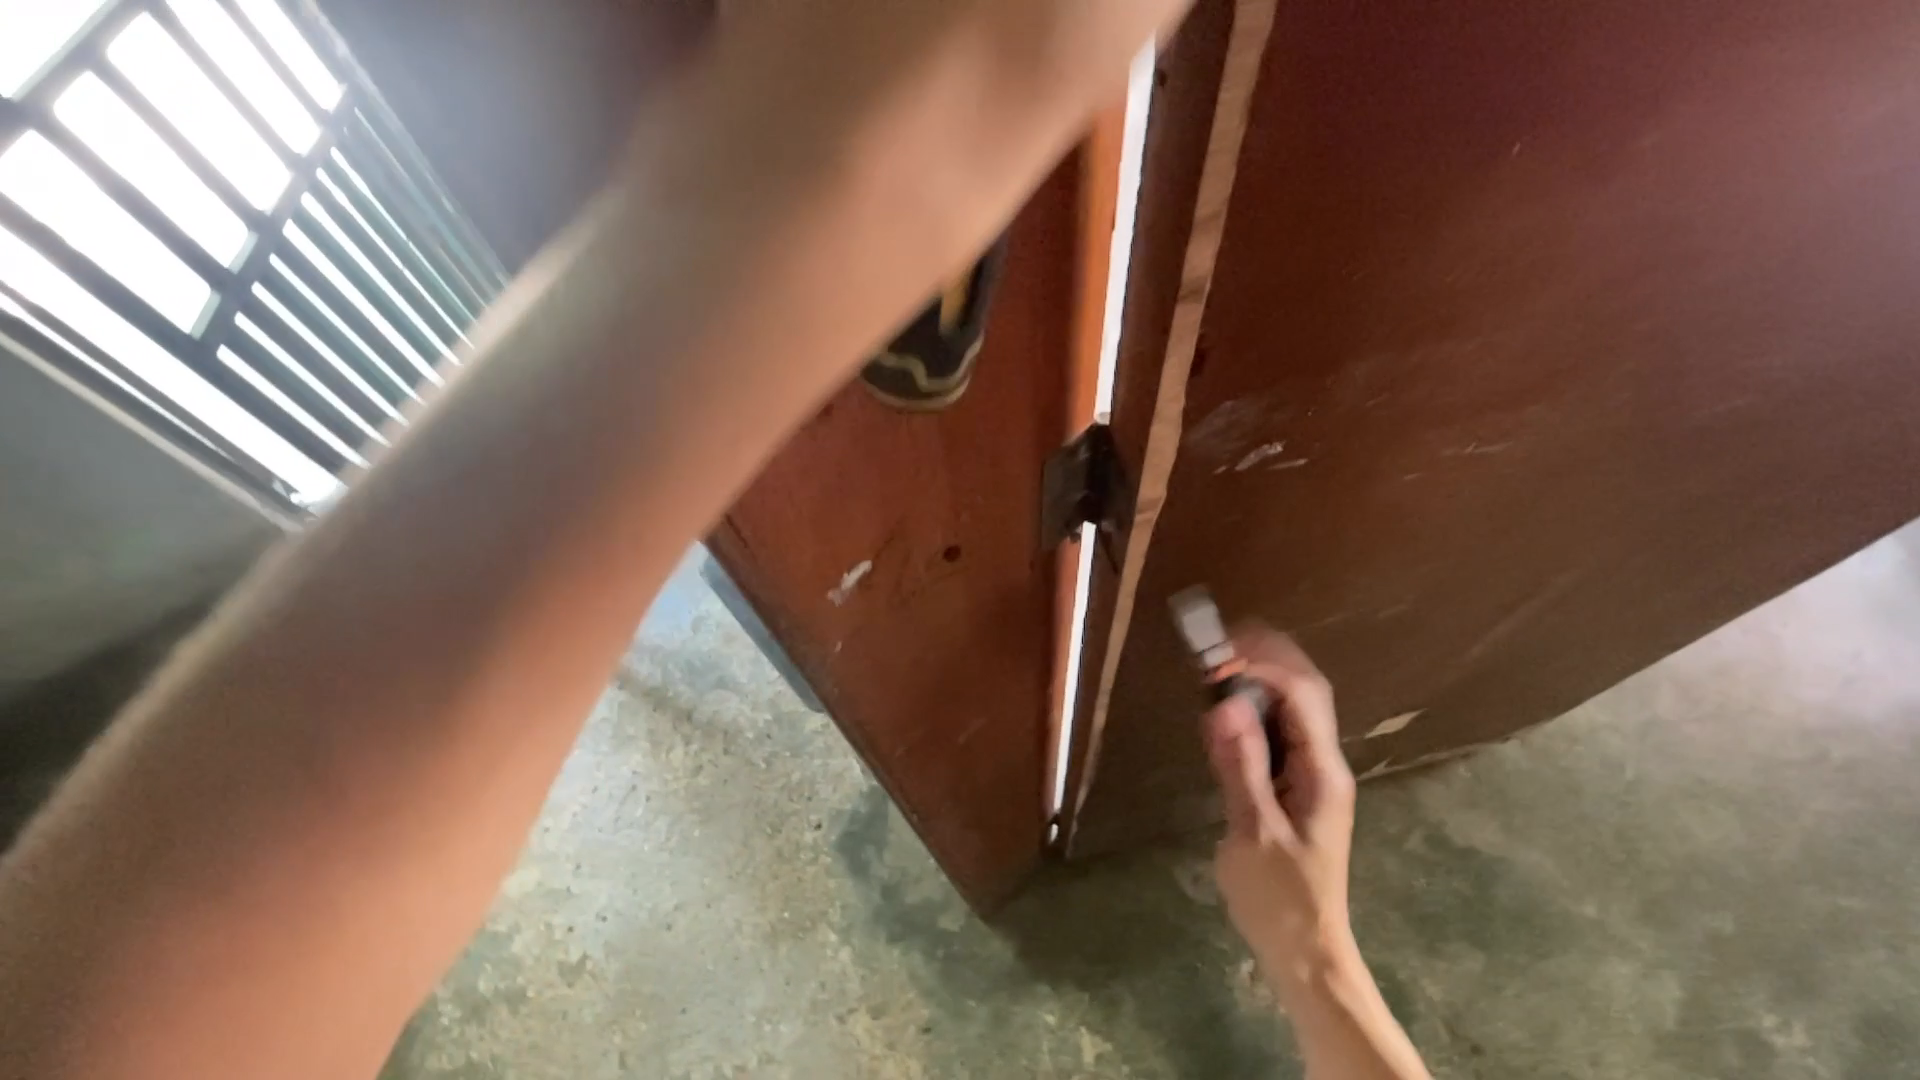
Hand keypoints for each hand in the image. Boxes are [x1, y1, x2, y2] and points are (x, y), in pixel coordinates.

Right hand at [1203, 626, 1359, 999]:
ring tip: (1218, 662)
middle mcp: (1322, 765)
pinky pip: (1277, 733)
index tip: (1216, 658)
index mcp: (1321, 772)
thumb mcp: (1253, 832)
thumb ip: (1239, 766)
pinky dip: (1253, 709)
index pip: (1300, 697)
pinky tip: (1225, 709)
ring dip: (1260, 679)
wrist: (1304, 950)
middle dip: (1268, 657)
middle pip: (1305, 692)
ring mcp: (1310, 777)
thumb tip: (1223, 704)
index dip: (1262, 666)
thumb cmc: (1279, 897)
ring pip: (1292, 709)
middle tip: (1221, 639)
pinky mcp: (1293, 790)